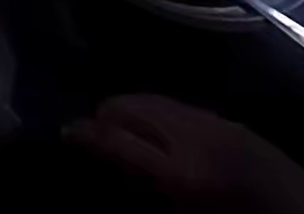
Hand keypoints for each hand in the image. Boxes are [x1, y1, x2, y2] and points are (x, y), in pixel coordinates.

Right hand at [66, 94, 303, 213]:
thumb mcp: (191, 212)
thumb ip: (147, 187)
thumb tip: (107, 161)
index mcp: (185, 175)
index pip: (113, 138)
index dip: (83, 133)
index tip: (65, 133)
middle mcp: (197, 138)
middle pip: (127, 106)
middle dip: (104, 117)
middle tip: (95, 136)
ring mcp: (220, 126)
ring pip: (151, 99)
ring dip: (131, 113)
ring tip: (125, 134)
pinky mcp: (238, 125)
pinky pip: (180, 108)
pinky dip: (160, 116)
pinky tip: (163, 137)